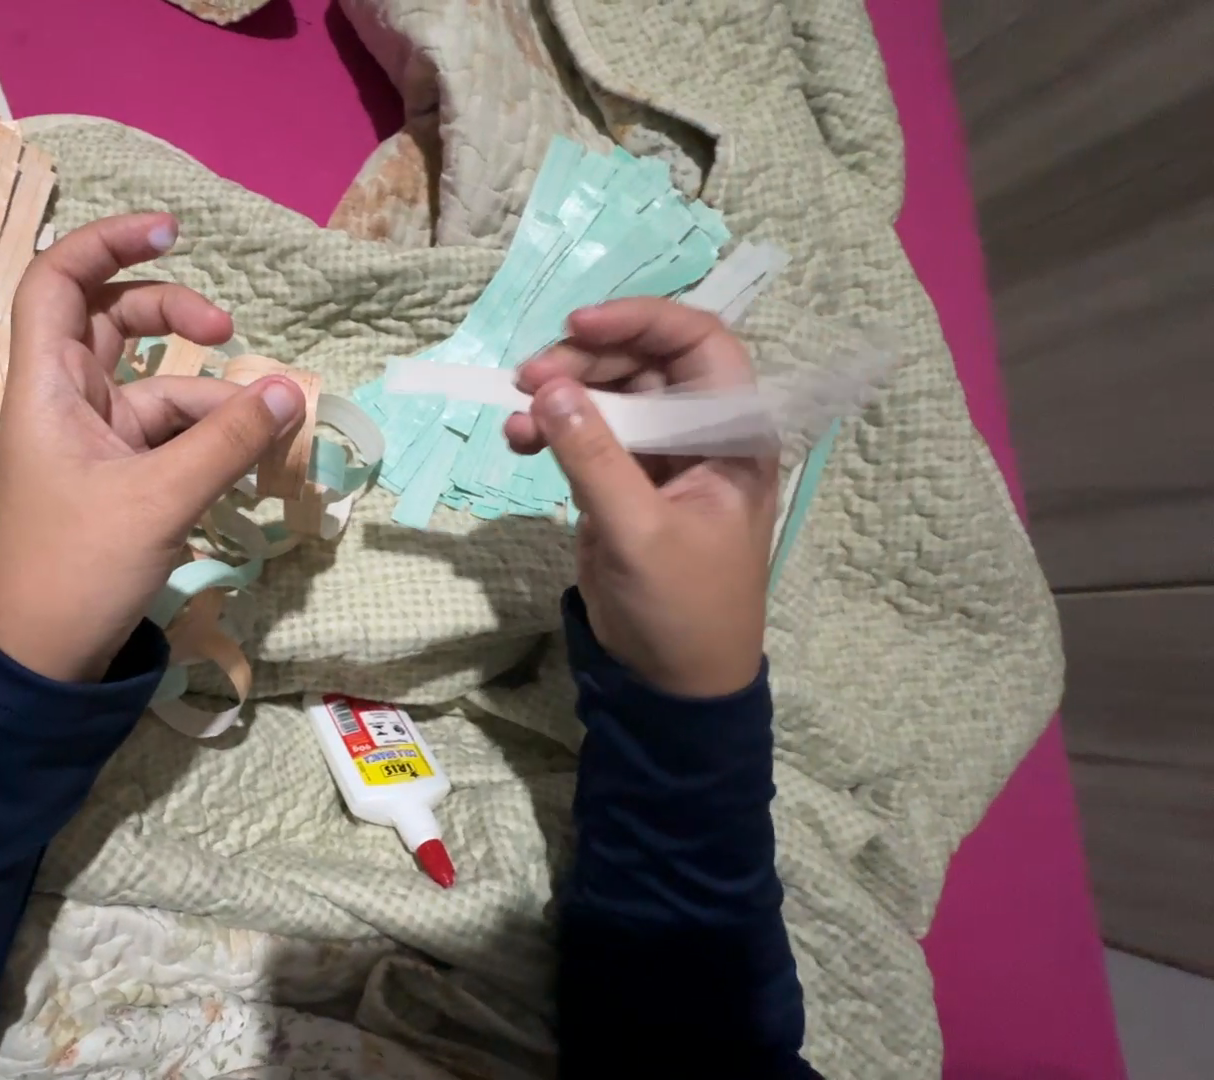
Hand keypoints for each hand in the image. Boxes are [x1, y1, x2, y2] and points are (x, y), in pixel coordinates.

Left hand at [0, 213, 305, 682]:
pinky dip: (208, 442)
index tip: (171, 234)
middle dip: (173, 317)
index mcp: (46, 387)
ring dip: (211, 404)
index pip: (57, 282)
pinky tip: (247, 463)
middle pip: (112, 322)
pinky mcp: (119, 476)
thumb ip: (227, 442)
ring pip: (156, 389)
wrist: (46, 656)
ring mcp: (95, 440)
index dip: (106, 243)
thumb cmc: (78, 569)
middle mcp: (67, 401)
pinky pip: (169, 437)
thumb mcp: (159, 500)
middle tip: (227, 333)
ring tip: (266, 435)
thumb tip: (289, 390)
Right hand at [504, 298, 776, 698]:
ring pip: (605, 396)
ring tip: (513, 413)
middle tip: (524, 378)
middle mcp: (697, 432)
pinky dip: (547, 429)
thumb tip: (547, 390)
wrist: (668, 673)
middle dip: (583, 361)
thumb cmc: (679, 605)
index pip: (698, 345)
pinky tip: (517, 438)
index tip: (576, 324)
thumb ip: (594, 458)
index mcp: (732, 433)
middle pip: (641, 364)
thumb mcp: (638, 531)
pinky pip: (581, 434)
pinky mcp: (617, 479)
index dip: (641, 321)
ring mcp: (654, 456)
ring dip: (557, 395)